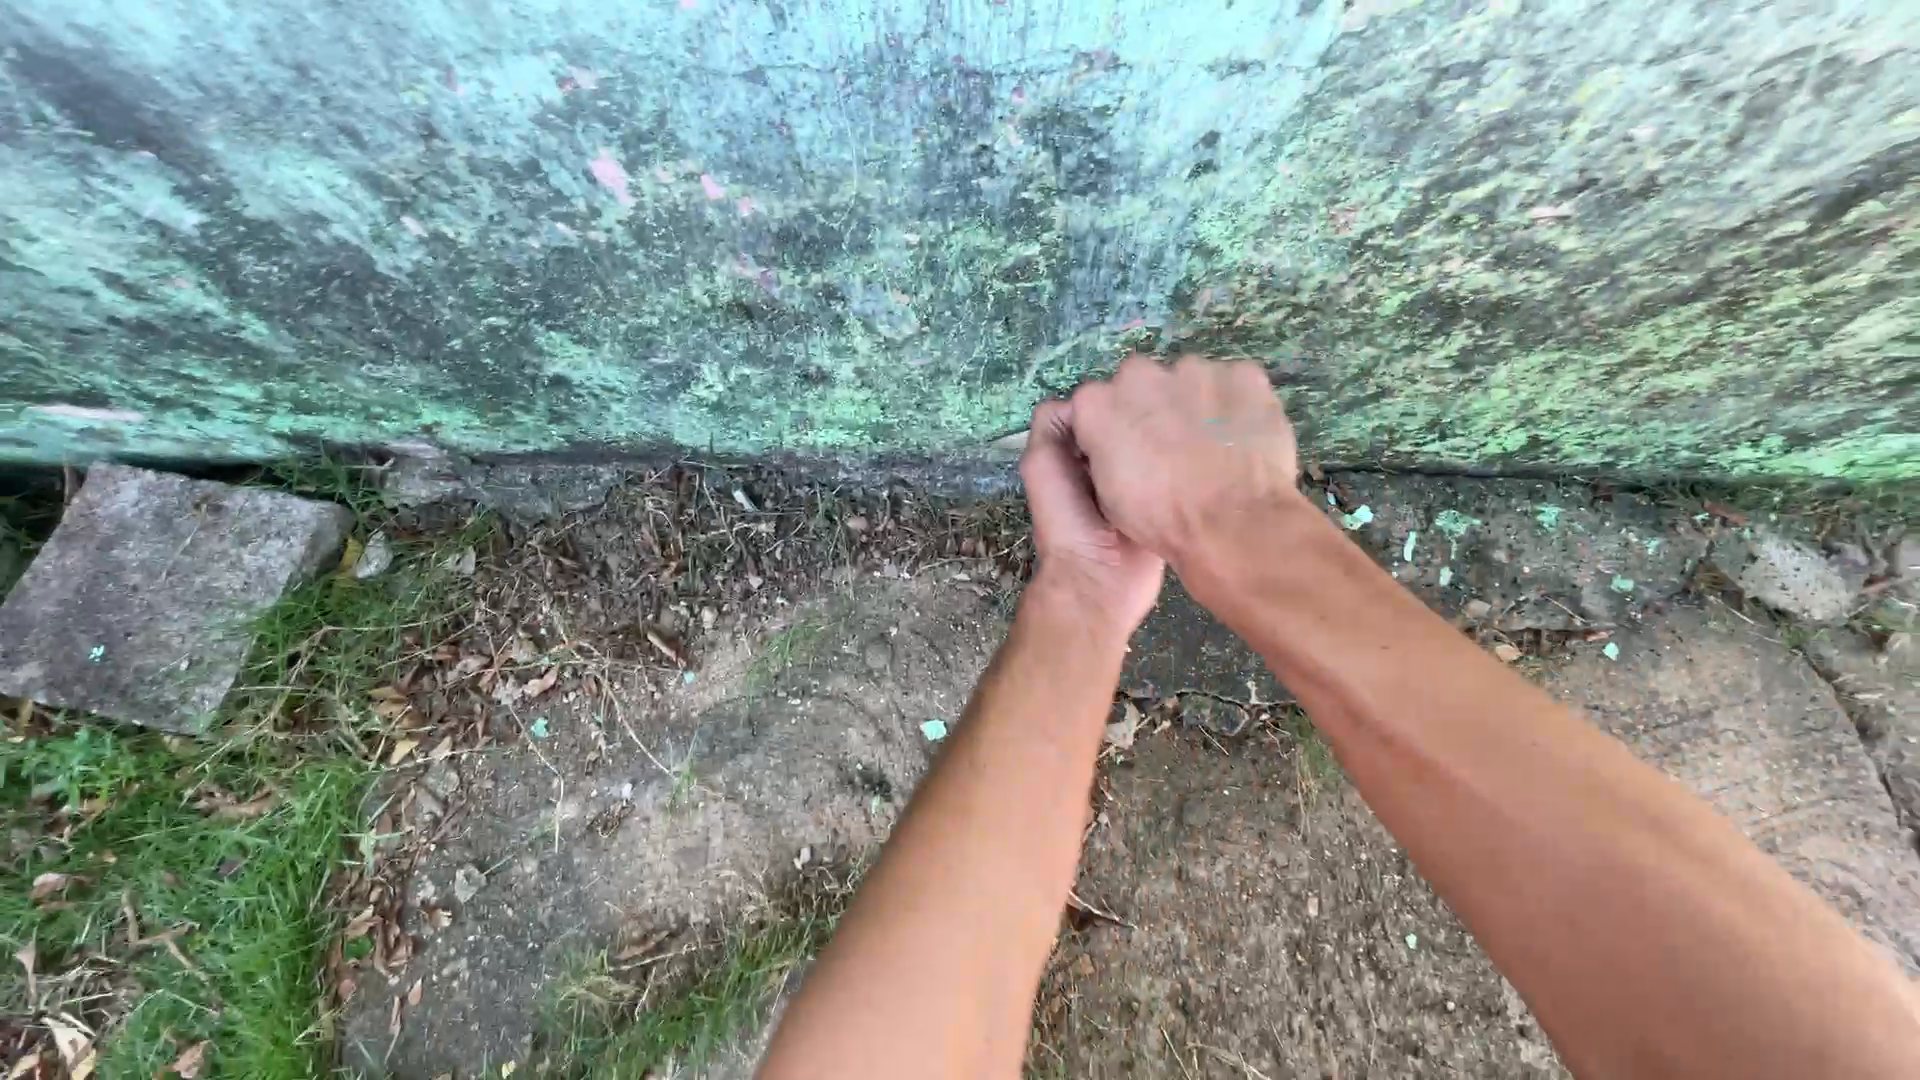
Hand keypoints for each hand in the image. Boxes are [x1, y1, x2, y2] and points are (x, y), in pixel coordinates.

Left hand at [1018, 399, 1164, 636]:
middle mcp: (1106, 464)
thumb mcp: (1041, 464)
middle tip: (1167, 406)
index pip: (1098, 408)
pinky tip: (1198, 449)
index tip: (1131, 394)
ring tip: (1186, 424)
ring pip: (1155, 442)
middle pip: (1129, 423)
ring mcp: (1137, 481)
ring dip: (1167, 435)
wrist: (1100, 579)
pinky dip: (1185, 459)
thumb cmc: (1066, 519)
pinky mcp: (1164, 499)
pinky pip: (1175, 470)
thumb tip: (1083, 400)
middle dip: (1143, 415)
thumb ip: (1051, 425)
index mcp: (1074, 453)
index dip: (1110, 400)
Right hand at [1067, 354, 1302, 570]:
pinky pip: (1234, 384)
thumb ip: (1106, 453)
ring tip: (1212, 444)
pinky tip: (1244, 436)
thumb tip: (1116, 446)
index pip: (1096, 402)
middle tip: (1170, 444)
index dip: (1114, 426)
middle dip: (1152, 406)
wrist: (1232, 522)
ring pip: (1189, 380)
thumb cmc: (1161, 517)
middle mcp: (1140, 375)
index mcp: (1098, 404)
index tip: (1129, 448)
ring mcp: (1194, 369)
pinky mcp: (1242, 374)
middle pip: (1141, 382)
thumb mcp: (1108, 495)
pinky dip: (1237, 404)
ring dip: (1195, 403)